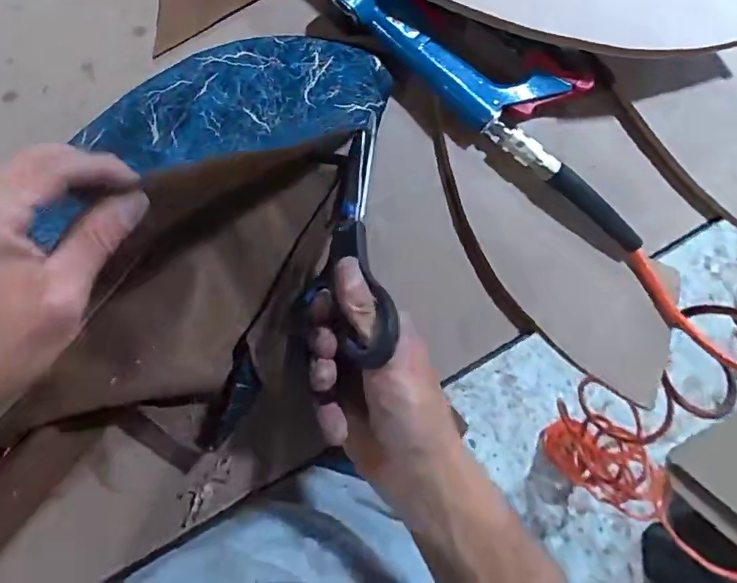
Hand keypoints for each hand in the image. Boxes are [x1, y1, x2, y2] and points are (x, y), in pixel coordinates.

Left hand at [0, 145, 148, 440]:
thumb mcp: (61, 298)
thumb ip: (98, 237)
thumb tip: (136, 199)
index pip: (57, 166)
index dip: (104, 169)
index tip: (140, 185)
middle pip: (37, 160)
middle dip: (86, 168)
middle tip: (125, 190)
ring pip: (21, 172)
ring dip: (65, 178)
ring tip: (103, 198)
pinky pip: (4, 191)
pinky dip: (41, 192)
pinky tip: (65, 210)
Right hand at [305, 258, 465, 514]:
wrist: (417, 474)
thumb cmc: (411, 403)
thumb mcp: (387, 353)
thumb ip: (362, 311)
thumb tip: (346, 261)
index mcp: (386, 328)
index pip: (350, 299)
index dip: (331, 304)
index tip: (321, 312)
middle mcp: (368, 349)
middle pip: (327, 330)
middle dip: (321, 343)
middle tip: (326, 356)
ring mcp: (354, 381)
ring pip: (319, 365)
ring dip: (320, 379)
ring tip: (330, 394)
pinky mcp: (342, 411)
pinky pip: (320, 401)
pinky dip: (327, 414)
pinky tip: (339, 427)